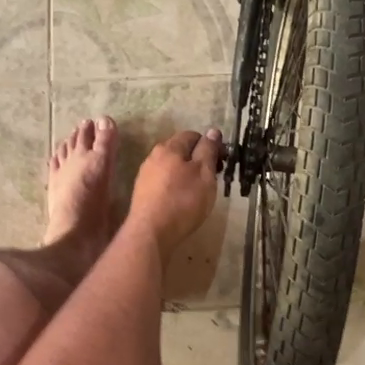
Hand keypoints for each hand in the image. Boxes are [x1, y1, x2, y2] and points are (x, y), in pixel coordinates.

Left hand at [126, 129, 222, 248]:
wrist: (151, 233)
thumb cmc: (183, 200)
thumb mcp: (204, 173)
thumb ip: (208, 150)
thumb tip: (212, 131)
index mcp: (169, 147)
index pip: (193, 135)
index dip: (210, 145)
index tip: (222, 162)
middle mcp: (154, 156)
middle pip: (181, 151)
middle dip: (199, 160)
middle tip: (213, 178)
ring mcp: (145, 175)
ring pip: (172, 168)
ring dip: (187, 174)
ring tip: (199, 192)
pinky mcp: (142, 193)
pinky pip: (164, 182)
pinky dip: (176, 186)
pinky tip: (182, 202)